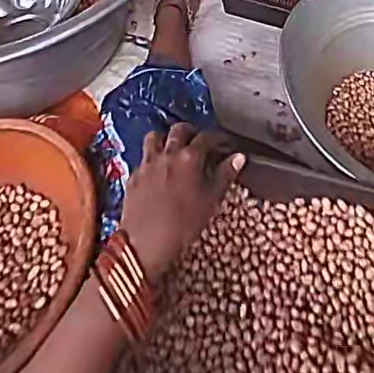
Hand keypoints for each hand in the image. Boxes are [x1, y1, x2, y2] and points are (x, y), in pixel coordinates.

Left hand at [120, 123, 243, 276]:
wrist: (146, 242)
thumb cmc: (183, 224)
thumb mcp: (210, 201)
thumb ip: (224, 175)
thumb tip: (239, 157)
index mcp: (189, 158)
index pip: (206, 138)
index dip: (217, 138)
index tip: (223, 142)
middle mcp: (167, 153)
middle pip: (179, 130)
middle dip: (190, 131)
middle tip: (197, 140)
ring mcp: (148, 162)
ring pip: (155, 137)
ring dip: (166, 138)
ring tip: (173, 147)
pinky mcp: (134, 174)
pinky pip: (143, 157)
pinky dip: (152, 158)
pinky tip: (157, 170)